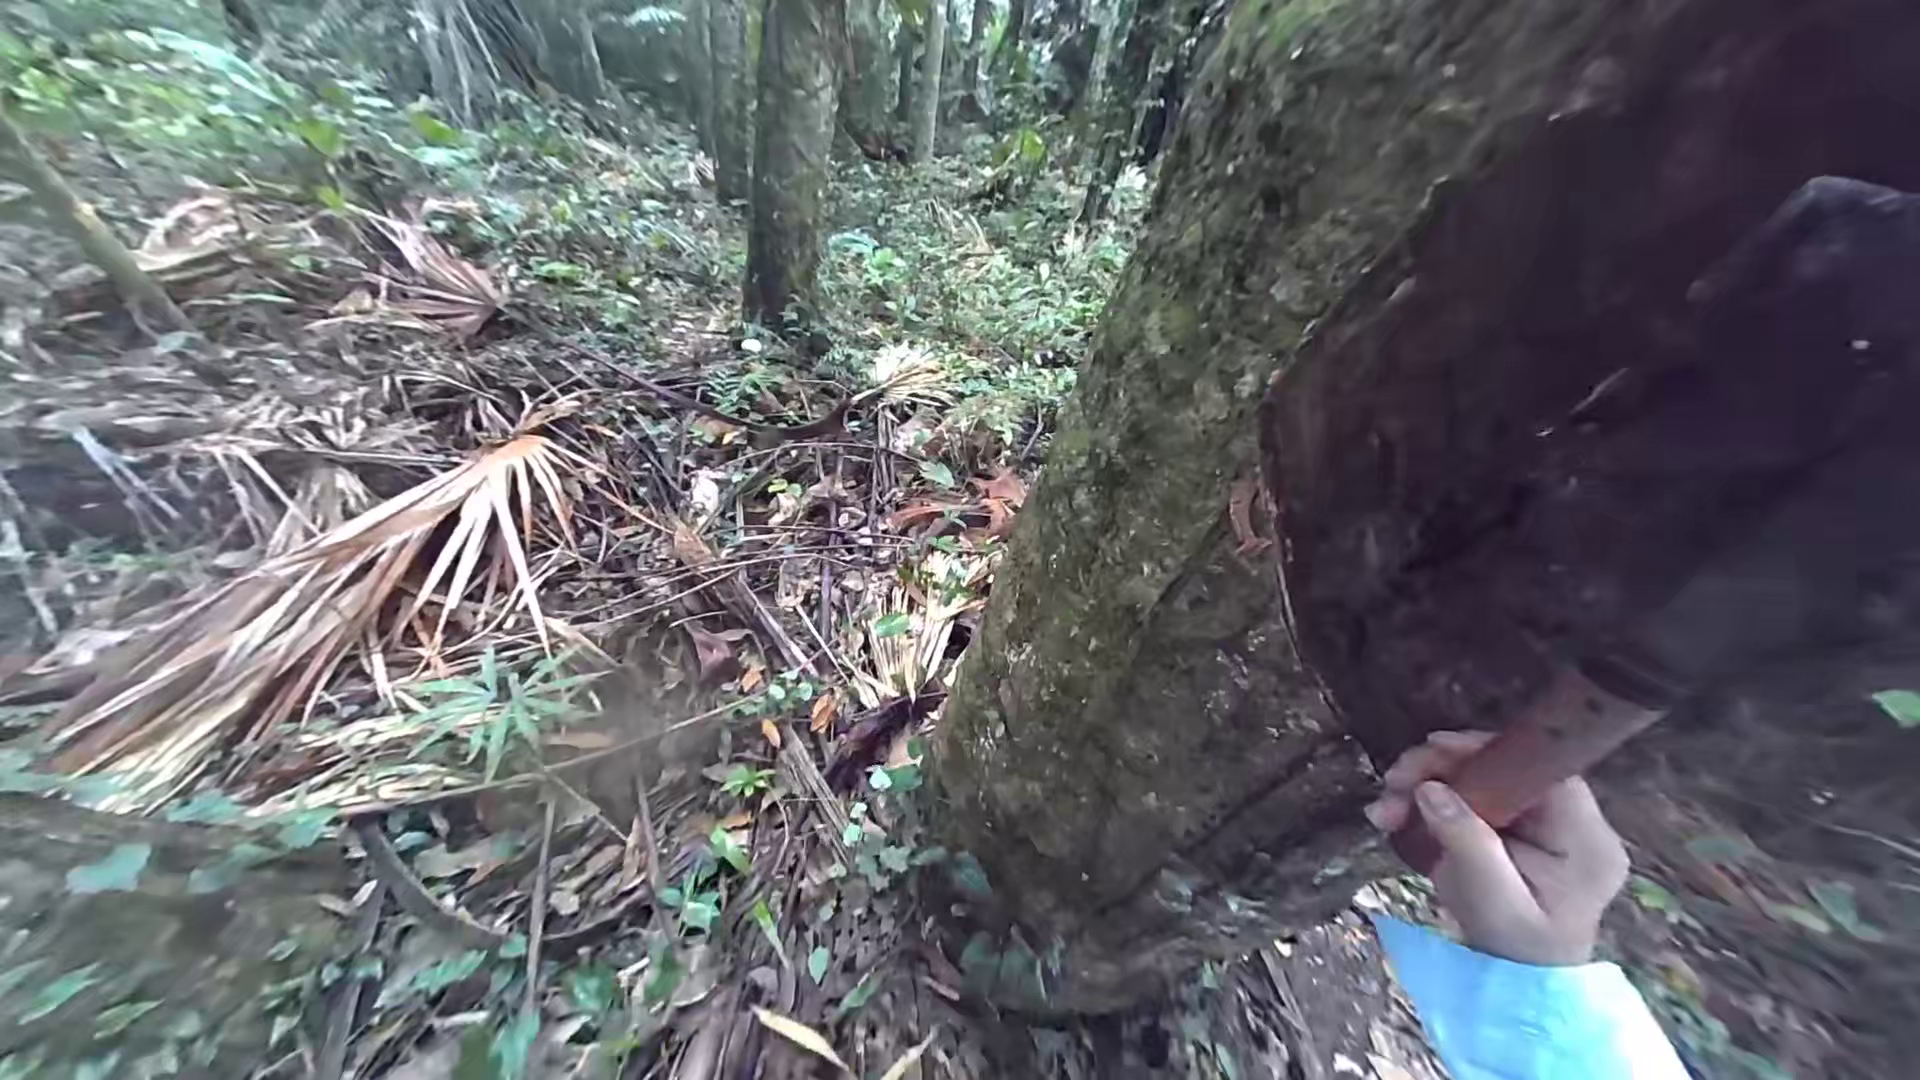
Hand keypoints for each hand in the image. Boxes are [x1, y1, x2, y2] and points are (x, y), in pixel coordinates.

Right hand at [1364, 730, 1630, 965]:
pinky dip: (1421, 797)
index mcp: (1583, 840)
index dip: (1490, 750)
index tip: (1435, 748)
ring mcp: (1534, 820)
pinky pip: (1461, 791)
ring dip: (1418, 783)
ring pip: (1470, 774)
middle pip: (1497, 766)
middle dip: (1435, 767)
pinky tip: (1393, 816)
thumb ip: (1467, 841)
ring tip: (1384, 812)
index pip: (1544, 771)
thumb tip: (1430, 789)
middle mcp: (1565, 822)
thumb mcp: (1491, 896)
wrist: (1512, 972)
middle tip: (1391, 784)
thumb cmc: (1512, 940)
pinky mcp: (1505, 821)